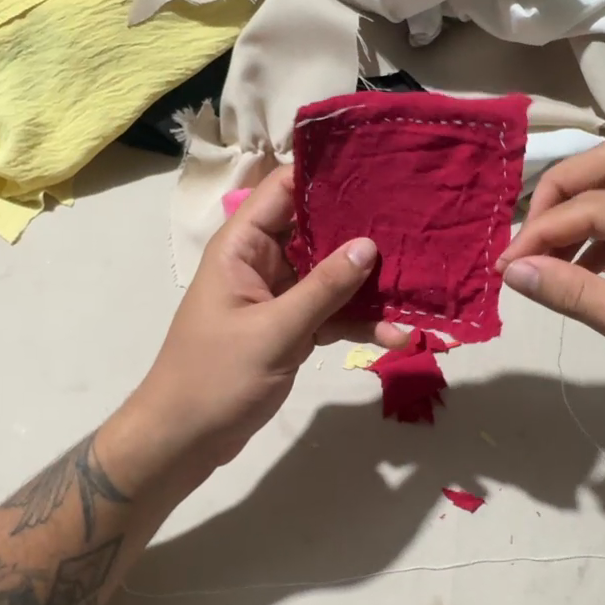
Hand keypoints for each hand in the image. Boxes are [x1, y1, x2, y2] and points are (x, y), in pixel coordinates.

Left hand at [121, 167, 408, 469]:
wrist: (185, 439)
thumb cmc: (216, 376)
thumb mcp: (274, 330)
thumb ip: (323, 288)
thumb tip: (369, 245)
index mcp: (243, 246)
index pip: (284, 190)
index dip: (324, 172)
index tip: (375, 165)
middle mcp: (263, 262)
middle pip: (317, 230)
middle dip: (361, 228)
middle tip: (415, 218)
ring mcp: (279, 297)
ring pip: (331, 275)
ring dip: (369, 284)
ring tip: (418, 281)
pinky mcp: (291, 329)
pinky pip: (332, 314)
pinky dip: (360, 323)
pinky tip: (398, 334)